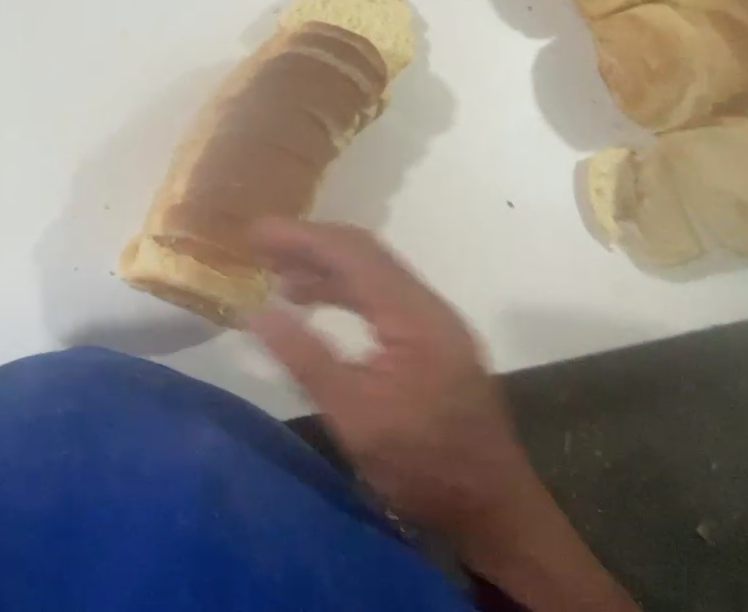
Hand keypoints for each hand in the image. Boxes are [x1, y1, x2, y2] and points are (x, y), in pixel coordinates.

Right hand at [244, 219, 536, 542]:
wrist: (494, 516)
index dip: (301, 236)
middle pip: (364, 255)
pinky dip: (338, 291)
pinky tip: (307, 304)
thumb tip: (253, 311)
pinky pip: (377, 299)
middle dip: (308, 244)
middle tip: (258, 244)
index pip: (353, 254)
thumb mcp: (354, 416)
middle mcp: (429, 311)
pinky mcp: (429, 346)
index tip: (254, 231)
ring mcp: (433, 327)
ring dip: (321, 267)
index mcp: (417, 319)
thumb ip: (304, 358)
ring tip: (273, 272)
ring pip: (370, 275)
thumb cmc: (424, 467)